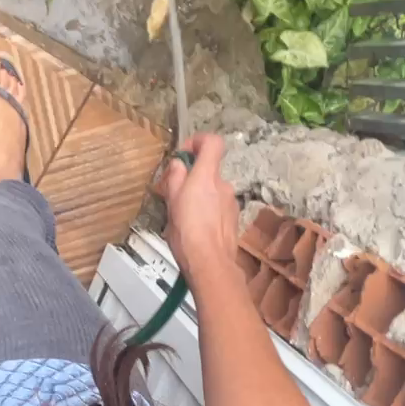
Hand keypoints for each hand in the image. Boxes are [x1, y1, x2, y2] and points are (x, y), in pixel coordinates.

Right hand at [155, 134, 239, 283]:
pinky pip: (217, 206)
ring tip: (182, 216)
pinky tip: (195, 228)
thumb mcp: (172, 203)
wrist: (210, 263)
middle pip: (208, 170)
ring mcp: (230, 202)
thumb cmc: (188, 235)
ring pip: (212, 190)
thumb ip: (175, 178)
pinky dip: (206, 211)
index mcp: (206, 176)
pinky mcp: (232, 218)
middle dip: (191, 179)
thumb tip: (178, 165)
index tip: (184, 154)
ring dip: (198, 197)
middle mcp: (223, 185)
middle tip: (174, 195)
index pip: (212, 142)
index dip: (198, 142)